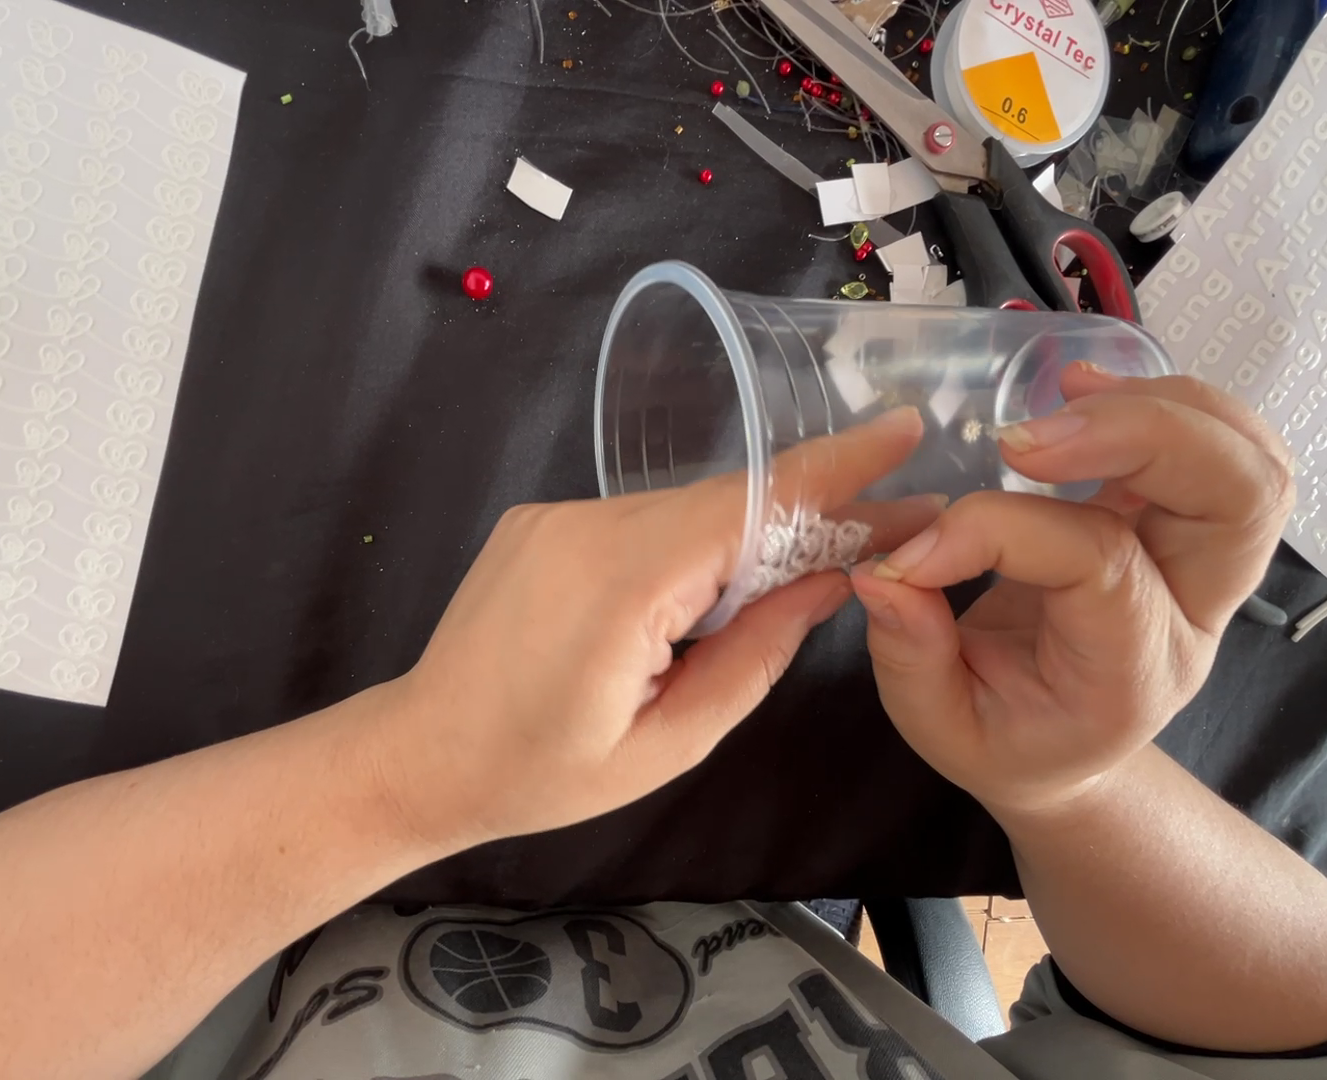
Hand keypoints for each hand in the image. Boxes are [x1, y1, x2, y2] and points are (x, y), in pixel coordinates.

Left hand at [371, 409, 933, 849]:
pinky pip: (638, 519)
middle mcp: (585, 524)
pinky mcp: (538, 519)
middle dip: (798, 517)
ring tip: (748, 602)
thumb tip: (829, 579)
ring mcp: (554, 515)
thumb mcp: (671, 742)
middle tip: (867, 538)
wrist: (422, 752)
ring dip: (733, 542)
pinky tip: (681, 599)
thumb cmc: (544, 773)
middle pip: (720, 502)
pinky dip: (681, 545)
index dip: (834, 467)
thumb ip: (756, 654)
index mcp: (620, 584)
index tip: (903, 433)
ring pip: (679, 510)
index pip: (748, 504)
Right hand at [850, 369, 1294, 815]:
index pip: (1093, 562)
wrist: (1064, 753)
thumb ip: (909, 655)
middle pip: (1239, 494)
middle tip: (1018, 439)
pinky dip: (1161, 402)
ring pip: (1247, 457)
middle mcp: (1192, 613)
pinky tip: (1079, 390)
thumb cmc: (1000, 740)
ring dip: (1161, 406)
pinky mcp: (1174, 531)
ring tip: (1060, 394)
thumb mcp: (936, 723)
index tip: (907, 555)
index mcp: (1132, 670)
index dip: (991, 533)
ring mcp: (1199, 568)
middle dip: (1138, 436)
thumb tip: (881, 572)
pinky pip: (1215, 448)